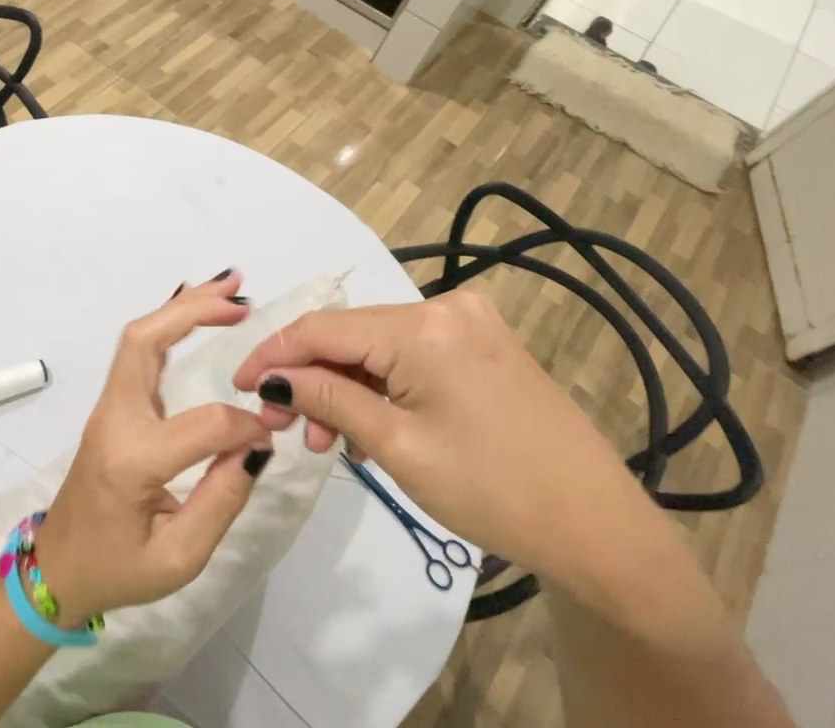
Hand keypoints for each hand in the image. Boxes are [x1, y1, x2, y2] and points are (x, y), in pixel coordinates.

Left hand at [33, 271, 272, 625]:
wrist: (57, 567)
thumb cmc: (116, 569)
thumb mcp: (179, 557)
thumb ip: (223, 499)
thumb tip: (256, 446)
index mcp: (131, 459)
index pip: (203, 423)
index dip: (245, 427)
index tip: (270, 438)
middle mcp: (114, 419)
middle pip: (144, 341)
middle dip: (192, 310)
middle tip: (241, 297)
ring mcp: (107, 408)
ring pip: (138, 339)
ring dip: (180, 309)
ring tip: (227, 289)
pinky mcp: (111, 408)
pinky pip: (137, 354)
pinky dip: (168, 326)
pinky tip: (195, 314)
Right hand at [230, 289, 651, 578]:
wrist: (596, 527)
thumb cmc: (492, 489)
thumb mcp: (396, 446)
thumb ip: (328, 399)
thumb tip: (270, 376)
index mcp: (423, 327)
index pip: (322, 327)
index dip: (272, 354)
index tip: (237, 386)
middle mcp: (445, 307)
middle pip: (348, 333)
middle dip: (309, 377)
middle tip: (284, 427)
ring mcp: (469, 324)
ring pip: (376, 346)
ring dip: (344, 386)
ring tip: (332, 442)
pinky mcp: (482, 345)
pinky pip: (409, 355)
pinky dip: (380, 386)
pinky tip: (370, 428)